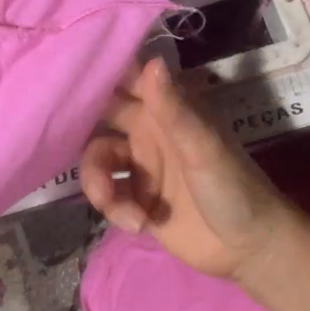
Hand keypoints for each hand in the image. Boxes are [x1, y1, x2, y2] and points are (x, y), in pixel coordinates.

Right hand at [81, 59, 298, 281]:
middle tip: (62, 136)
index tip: (68, 71)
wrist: (248, 249)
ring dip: (97, 180)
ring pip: (98, 159)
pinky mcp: (135, 200)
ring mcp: (140, 167)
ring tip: (113, 203)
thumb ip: (174, 109)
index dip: (101, 70)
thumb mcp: (203, 147)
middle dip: (81, 127)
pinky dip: (115, 209)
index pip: (128, 76)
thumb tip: (152, 61)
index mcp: (166, 109)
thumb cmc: (233, 186)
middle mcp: (148, 131)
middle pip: (100, 116)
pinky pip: (107, 195)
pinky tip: (139, 224)